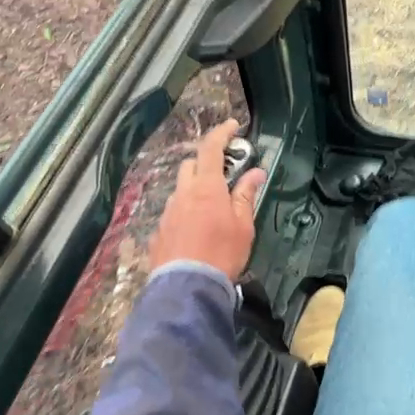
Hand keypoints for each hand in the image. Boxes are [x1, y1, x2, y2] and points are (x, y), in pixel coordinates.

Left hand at [148, 119, 266, 279]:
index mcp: (206, 187)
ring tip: (212, 209)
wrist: (186, 289)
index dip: (222, 133)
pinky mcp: (158, 232)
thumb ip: (246, 196)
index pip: (211, 149)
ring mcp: (168, 213)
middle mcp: (183, 194)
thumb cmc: (222, 254)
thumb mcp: (243, 225)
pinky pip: (174, 212)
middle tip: (225, 175)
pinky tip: (196, 231)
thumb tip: (256, 172)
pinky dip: (186, 211)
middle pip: (191, 165)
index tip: (233, 126)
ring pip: (181, 189)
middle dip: (207, 163)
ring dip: (195, 189)